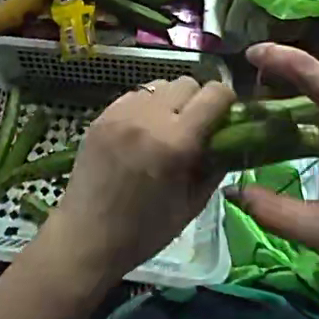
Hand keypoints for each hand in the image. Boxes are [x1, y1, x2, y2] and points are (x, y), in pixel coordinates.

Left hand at [35, 75, 234, 281]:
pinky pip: (134, 96)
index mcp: (175, 142)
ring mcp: (120, 114)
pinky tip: (141, 133)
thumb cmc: (144, 231)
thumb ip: (215, 165)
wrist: (87, 236)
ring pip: (159, 85)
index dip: (227, 102)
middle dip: (198, 101)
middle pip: (187, 83)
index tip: (226, 118)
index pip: (214, 94)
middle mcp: (148, 118)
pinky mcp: (101, 116)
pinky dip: (145, 107)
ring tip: (166, 129)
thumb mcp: (192, 204)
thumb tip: (231, 139)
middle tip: (195, 127)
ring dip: (170, 101)